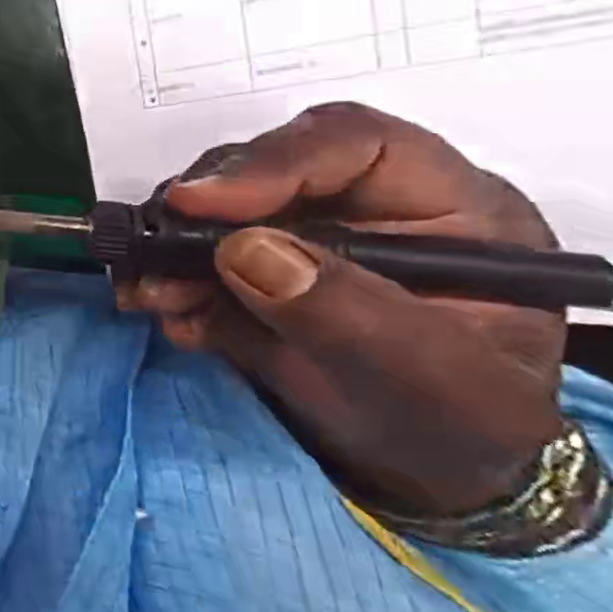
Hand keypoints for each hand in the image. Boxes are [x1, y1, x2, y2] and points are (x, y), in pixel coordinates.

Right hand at [122, 102, 565, 515]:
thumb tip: (246, 251)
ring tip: (154, 299)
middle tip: (157, 264)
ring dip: (163, 248)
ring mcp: (289, 229)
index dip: (271, 162)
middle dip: (194, 216)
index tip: (196, 204)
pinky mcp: (237, 258)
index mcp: (443, 210)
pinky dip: (156, 274)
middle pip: (256, 168)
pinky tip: (166, 313)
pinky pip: (178, 245)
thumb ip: (354, 317)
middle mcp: (356, 203)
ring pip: (203, 204)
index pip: (353, 146)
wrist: (409, 465)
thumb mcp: (438, 386)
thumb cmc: (457, 425)